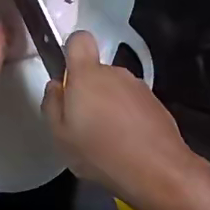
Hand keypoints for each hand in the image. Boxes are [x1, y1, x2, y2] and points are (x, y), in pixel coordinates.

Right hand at [41, 31, 209, 209]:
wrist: (157, 169)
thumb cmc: (100, 152)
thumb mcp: (61, 136)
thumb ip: (53, 104)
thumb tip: (56, 86)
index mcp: (88, 74)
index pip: (79, 40)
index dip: (71, 52)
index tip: (68, 78)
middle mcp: (116, 73)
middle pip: (97, 72)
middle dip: (89, 91)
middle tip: (83, 124)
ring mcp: (140, 87)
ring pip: (116, 90)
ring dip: (110, 107)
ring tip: (107, 140)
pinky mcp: (157, 104)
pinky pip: (133, 105)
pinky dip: (128, 119)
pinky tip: (127, 144)